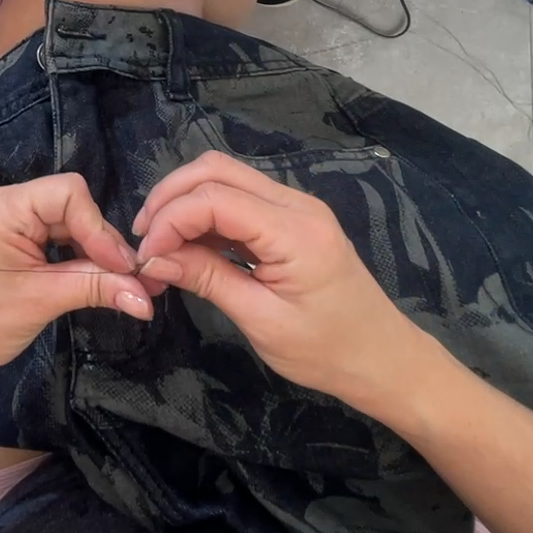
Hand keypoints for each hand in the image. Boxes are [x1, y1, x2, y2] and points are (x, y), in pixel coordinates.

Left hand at [0, 173, 153, 392]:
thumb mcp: (42, 300)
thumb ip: (97, 287)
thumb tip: (148, 296)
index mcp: (0, 205)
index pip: (68, 193)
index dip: (100, 227)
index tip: (125, 267)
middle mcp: (0, 199)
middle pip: (68, 204)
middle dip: (99, 241)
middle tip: (132, 279)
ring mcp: (2, 214)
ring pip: (63, 219)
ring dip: (89, 248)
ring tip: (117, 280)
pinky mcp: (6, 233)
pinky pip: (50, 232)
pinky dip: (72, 252)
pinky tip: (90, 275)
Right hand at [132, 151, 434, 412]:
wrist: (388, 362)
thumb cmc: (328, 352)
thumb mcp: (262, 321)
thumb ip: (207, 278)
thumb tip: (152, 256)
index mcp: (295, 231)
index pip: (215, 199)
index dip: (170, 219)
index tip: (146, 254)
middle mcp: (295, 203)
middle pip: (215, 169)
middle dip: (170, 196)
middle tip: (144, 238)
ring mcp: (294, 205)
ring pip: (222, 175)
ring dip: (183, 199)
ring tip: (159, 239)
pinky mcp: (288, 215)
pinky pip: (235, 194)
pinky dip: (202, 211)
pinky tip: (186, 241)